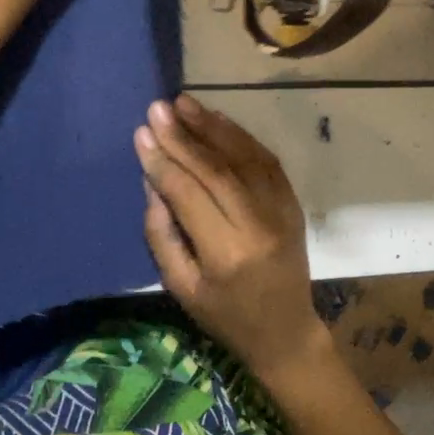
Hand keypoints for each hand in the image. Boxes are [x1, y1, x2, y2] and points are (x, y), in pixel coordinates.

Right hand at [135, 95, 328, 377]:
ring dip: (210, 126)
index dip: (163, 162)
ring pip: (243, 157)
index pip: (189, 194)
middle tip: (157, 108)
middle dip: (183, 136)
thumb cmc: (224, 315)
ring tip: (182, 103)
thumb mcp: (181, 287)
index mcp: (226, 253)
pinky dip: (239, 136)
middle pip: (216, 169)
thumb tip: (151, 182)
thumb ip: (161, 235)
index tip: (141, 135)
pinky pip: (265, 160)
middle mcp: (257, 225)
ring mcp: (281, 211)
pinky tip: (215, 119)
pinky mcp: (293, 203)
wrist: (285, 331)